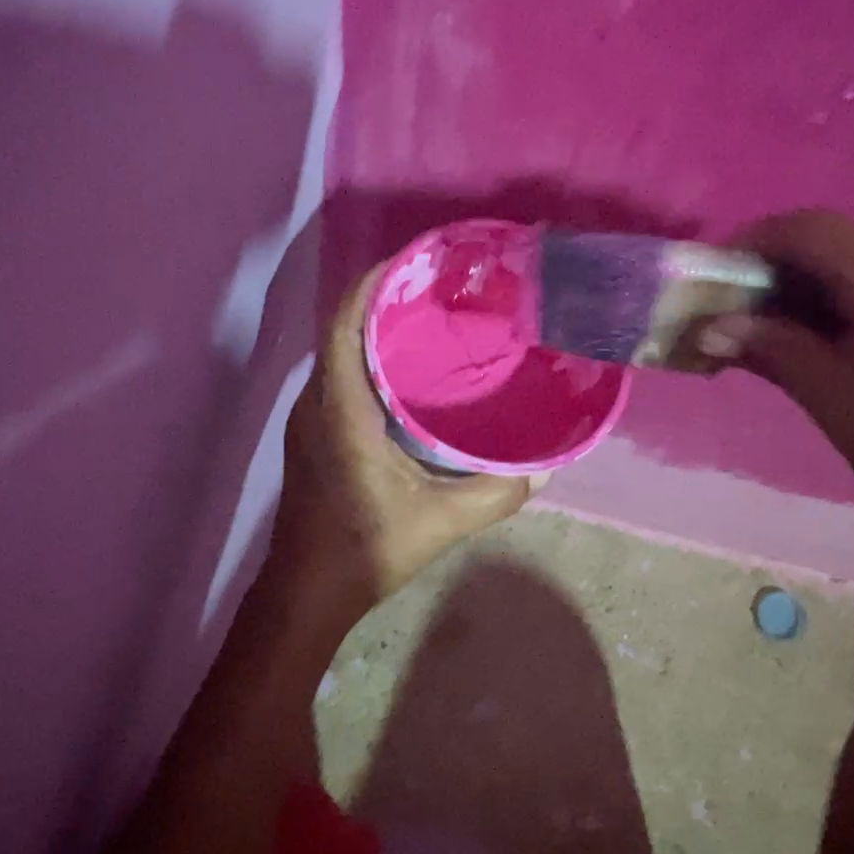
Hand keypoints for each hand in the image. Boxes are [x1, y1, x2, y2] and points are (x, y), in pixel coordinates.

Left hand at [272, 267, 535, 601]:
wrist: (305, 594)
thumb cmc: (365, 550)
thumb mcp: (441, 523)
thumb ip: (496, 494)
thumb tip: (548, 468)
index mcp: (340, 408)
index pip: (347, 321)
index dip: (377, 281)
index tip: (420, 259)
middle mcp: (317, 401)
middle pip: (345, 326)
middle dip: (389, 298)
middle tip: (446, 288)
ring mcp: (311, 418)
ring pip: (342, 351)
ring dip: (380, 328)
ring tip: (436, 319)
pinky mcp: (316, 434)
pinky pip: (343, 375)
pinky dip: (373, 358)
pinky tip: (414, 373)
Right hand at [700, 211, 853, 587]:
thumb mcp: (835, 400)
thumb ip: (772, 348)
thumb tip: (708, 327)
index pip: (810, 231)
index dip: (750, 245)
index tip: (710, 282)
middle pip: (837, 242)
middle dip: (777, 272)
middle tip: (733, 316)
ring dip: (811, 288)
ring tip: (773, 334)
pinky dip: (850, 299)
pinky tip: (828, 338)